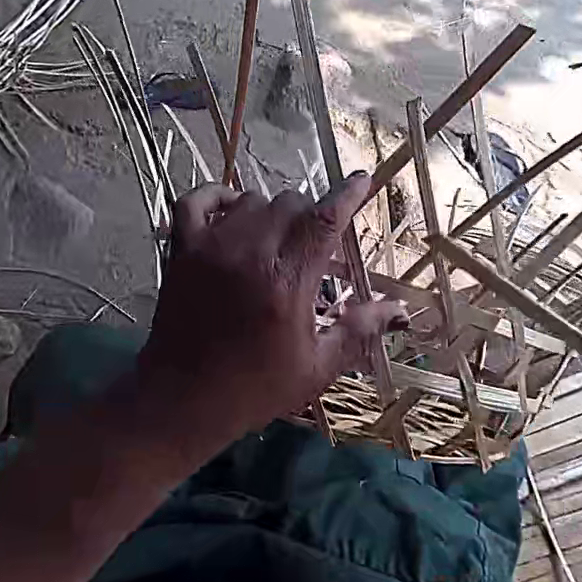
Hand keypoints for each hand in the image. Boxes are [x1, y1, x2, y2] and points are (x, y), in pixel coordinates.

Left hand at [136, 178, 406, 456]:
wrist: (181, 401)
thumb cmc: (254, 388)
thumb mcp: (317, 367)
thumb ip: (359, 331)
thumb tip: (400, 308)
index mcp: (288, 282)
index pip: (325, 219)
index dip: (348, 194)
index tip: (362, 180)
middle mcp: (251, 254)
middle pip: (291, 203)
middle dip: (310, 216)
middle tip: (312, 245)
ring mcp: (211, 247)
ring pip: (252, 199)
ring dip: (272, 212)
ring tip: (275, 240)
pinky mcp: (182, 251)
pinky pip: (195, 200)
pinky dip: (216, 197)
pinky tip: (231, 211)